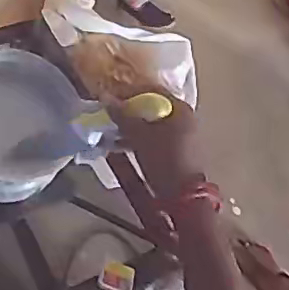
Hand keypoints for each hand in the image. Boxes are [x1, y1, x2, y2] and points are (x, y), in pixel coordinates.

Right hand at [112, 95, 205, 214]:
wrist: (184, 198)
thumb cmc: (164, 159)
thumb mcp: (139, 136)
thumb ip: (122, 115)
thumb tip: (104, 97)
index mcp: (180, 109)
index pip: (151, 91)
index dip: (128, 92)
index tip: (109, 98)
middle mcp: (184, 119)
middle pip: (150, 108)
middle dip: (127, 112)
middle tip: (107, 115)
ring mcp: (182, 137)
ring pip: (150, 125)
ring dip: (129, 128)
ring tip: (109, 133)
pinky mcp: (175, 153)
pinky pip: (152, 139)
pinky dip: (136, 140)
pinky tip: (118, 147)